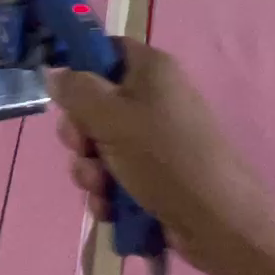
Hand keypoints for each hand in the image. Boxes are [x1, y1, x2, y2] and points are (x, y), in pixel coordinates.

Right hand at [48, 40, 269, 257]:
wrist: (220, 225)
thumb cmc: (164, 156)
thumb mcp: (111, 116)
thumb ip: (76, 90)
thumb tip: (55, 72)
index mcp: (150, 69)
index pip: (105, 49)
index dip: (79, 67)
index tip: (63, 93)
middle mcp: (153, 97)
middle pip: (94, 102)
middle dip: (79, 133)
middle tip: (82, 148)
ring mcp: (154, 139)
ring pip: (99, 144)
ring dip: (90, 169)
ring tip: (101, 189)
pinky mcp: (154, 175)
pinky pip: (114, 174)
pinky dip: (107, 191)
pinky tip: (109, 207)